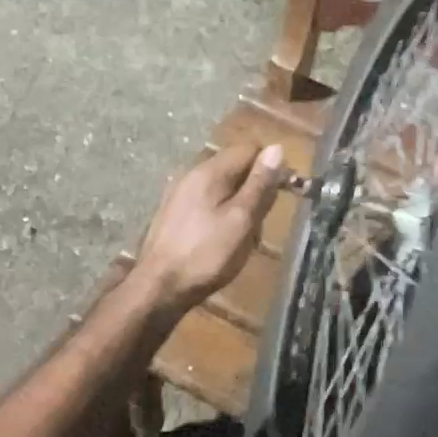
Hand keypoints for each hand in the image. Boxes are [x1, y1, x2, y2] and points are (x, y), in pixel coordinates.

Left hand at [133, 143, 283, 311]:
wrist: (158, 288)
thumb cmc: (206, 254)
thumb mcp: (241, 219)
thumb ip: (259, 184)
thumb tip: (277, 148)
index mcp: (209, 170)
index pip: (250, 148)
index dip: (270, 167)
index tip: (279, 195)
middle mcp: (192, 173)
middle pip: (236, 167)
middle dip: (255, 190)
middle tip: (258, 225)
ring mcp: (180, 192)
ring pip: (223, 187)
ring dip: (240, 207)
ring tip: (243, 238)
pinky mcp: (174, 211)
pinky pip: (208, 202)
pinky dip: (222, 215)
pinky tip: (221, 241)